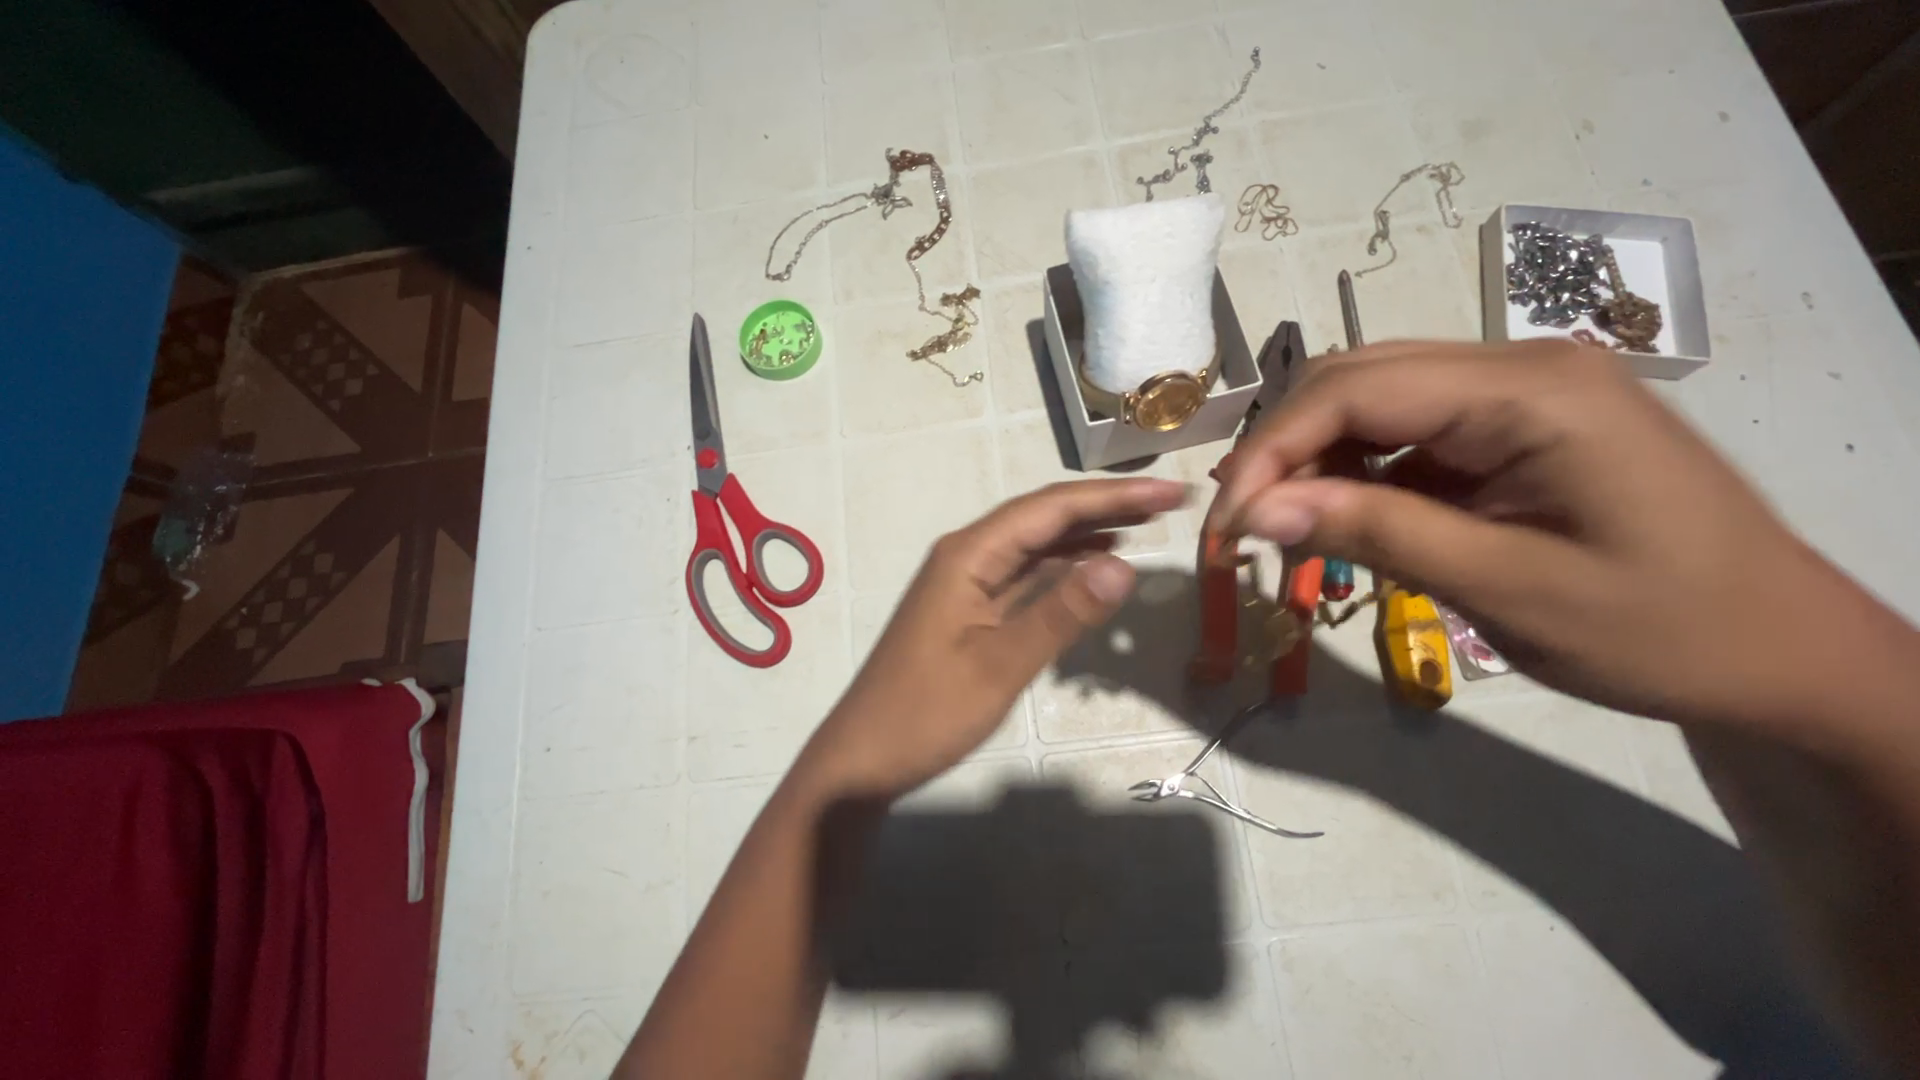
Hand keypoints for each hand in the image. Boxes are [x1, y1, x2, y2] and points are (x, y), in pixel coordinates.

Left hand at [801, 478, 1187, 798]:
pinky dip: (1064, 568)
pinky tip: (1093, 570)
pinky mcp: (969, 612)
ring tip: (1144, 526)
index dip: (1114, 496)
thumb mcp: (1000, 666)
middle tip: (1169, 503)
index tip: (1172, 492)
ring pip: (1035, 545)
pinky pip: (1025, 576)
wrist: (863, 759)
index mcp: (968, 555)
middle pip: (1043, 518)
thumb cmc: (925, 713)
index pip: (1050, 509)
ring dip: (1087, 533)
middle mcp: (966, 557)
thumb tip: (1125, 564)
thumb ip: (1061, 614)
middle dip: (1106, 507)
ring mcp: (966, 585)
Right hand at [1208, 339, 1887, 738]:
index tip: (1227, 524)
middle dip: (1283, 449)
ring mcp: (1524, 390)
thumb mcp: (1506, 587)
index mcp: (1532, 390)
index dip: (1271, 451)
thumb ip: (1376, 533)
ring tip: (1281, 523)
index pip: (1355, 389)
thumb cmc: (1661, 629)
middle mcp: (1523, 365)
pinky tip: (1343, 513)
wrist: (1784, 655)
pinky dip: (1360, 469)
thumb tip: (1255, 510)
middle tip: (1241, 525)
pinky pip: (1411, 428)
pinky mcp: (1519, 424)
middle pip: (1358, 378)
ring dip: (1316, 457)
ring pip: (1376, 398)